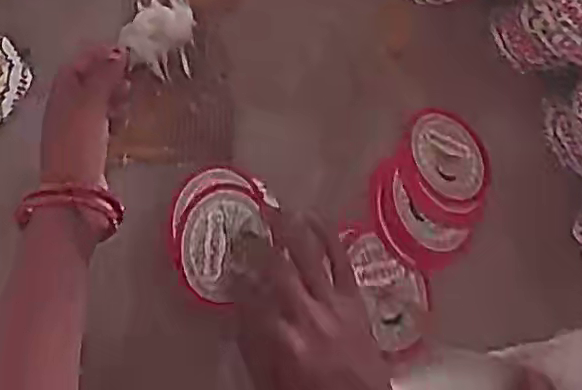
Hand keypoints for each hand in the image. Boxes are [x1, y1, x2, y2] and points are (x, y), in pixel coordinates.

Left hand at [39, 45, 129, 188]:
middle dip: (110, 73)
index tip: (124, 51)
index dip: (99, 53)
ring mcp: (75, 128)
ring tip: (130, 95)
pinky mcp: (87, 146)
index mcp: (61, 92)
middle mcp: (65, 107)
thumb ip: (105, 75)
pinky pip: (102, 121)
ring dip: (114, 94)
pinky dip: (114, 115)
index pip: (78, 62)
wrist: (75, 193)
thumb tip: (119, 52)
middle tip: (131, 73)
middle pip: (88, 80)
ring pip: (96, 100)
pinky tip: (124, 120)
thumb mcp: (93, 102)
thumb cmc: (80, 141)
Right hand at [235, 211, 390, 389]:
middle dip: (258, 246)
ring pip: (307, 254)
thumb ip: (255, 352)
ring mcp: (333, 302)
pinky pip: (339, 257)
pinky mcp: (354, 296)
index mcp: (285, 342)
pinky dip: (326, 233)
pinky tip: (312, 215)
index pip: (252, 302)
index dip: (237, 281)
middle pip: (278, 269)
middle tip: (245, 228)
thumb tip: (235, 321)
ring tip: (274, 208)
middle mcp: (308, 316)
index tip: (228, 267)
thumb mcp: (276, 383)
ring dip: (289, 228)